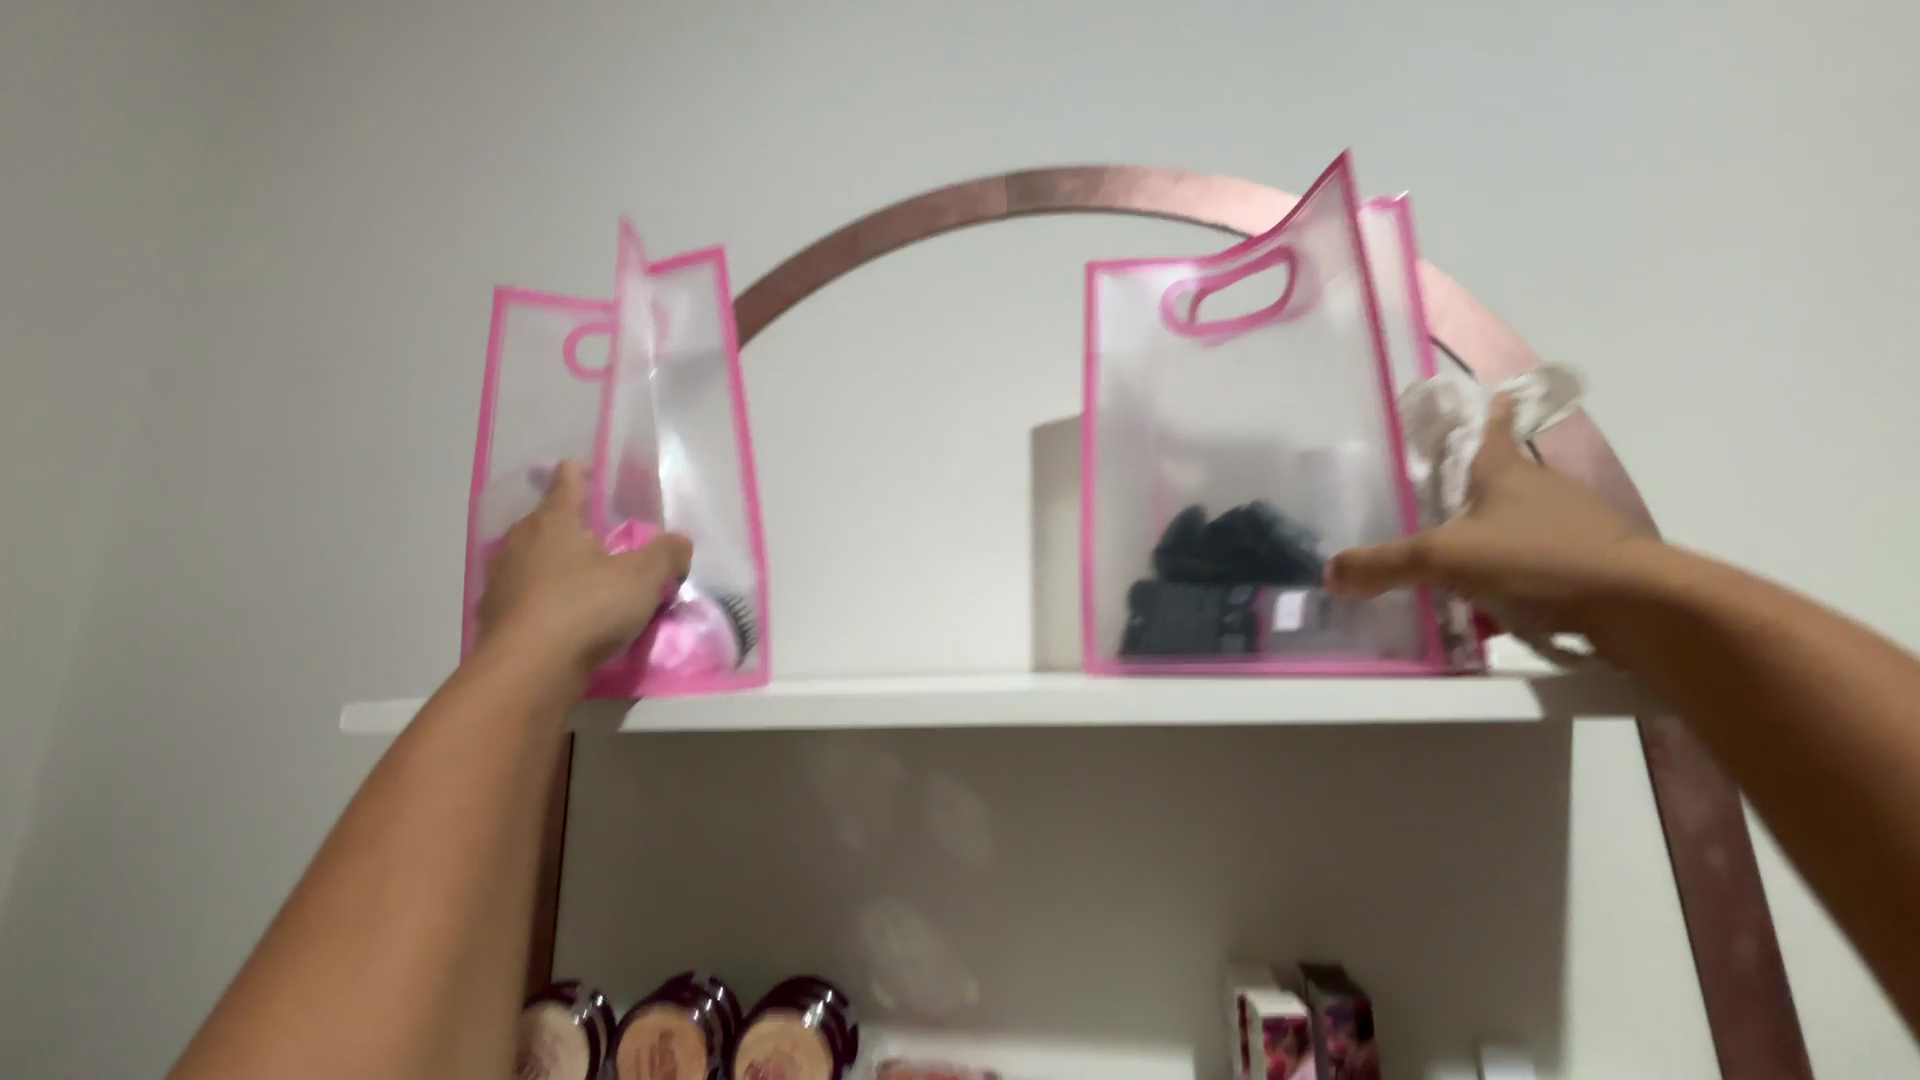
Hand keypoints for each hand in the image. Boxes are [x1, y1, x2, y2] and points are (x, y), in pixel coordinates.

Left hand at [478, 461, 691, 676]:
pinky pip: (524, 596)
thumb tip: (680, 542)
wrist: (528, 671)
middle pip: (544, 522)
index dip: (577, 473)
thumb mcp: (643, 579)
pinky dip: (542, 598)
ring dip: (552, 563)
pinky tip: (560, 615)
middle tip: (593, 533)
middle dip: (566, 523)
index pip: (566, 484)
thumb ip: (666, 555)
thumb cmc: (585, 609)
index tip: (581, 466)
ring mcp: (501, 581)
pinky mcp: (495, 618)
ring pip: (530, 560)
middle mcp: (520, 543)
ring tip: (578, 576)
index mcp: (553, 523)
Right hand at [1327, 393, 1657, 639]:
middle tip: (1428, 504)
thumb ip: (1383, 565)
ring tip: (1449, 563)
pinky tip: (1488, 604)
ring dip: (1489, 535)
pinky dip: (1511, 577)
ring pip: (1517, 522)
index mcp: (1504, 471)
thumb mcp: (1443, 560)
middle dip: (1469, 487)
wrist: (1639, 606)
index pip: (1491, 426)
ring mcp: (1570, 526)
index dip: (1483, 410)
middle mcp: (1540, 489)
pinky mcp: (1588, 565)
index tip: (1484, 393)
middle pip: (1499, 478)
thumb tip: (1329, 573)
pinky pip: (1535, 564)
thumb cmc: (1537, 559)